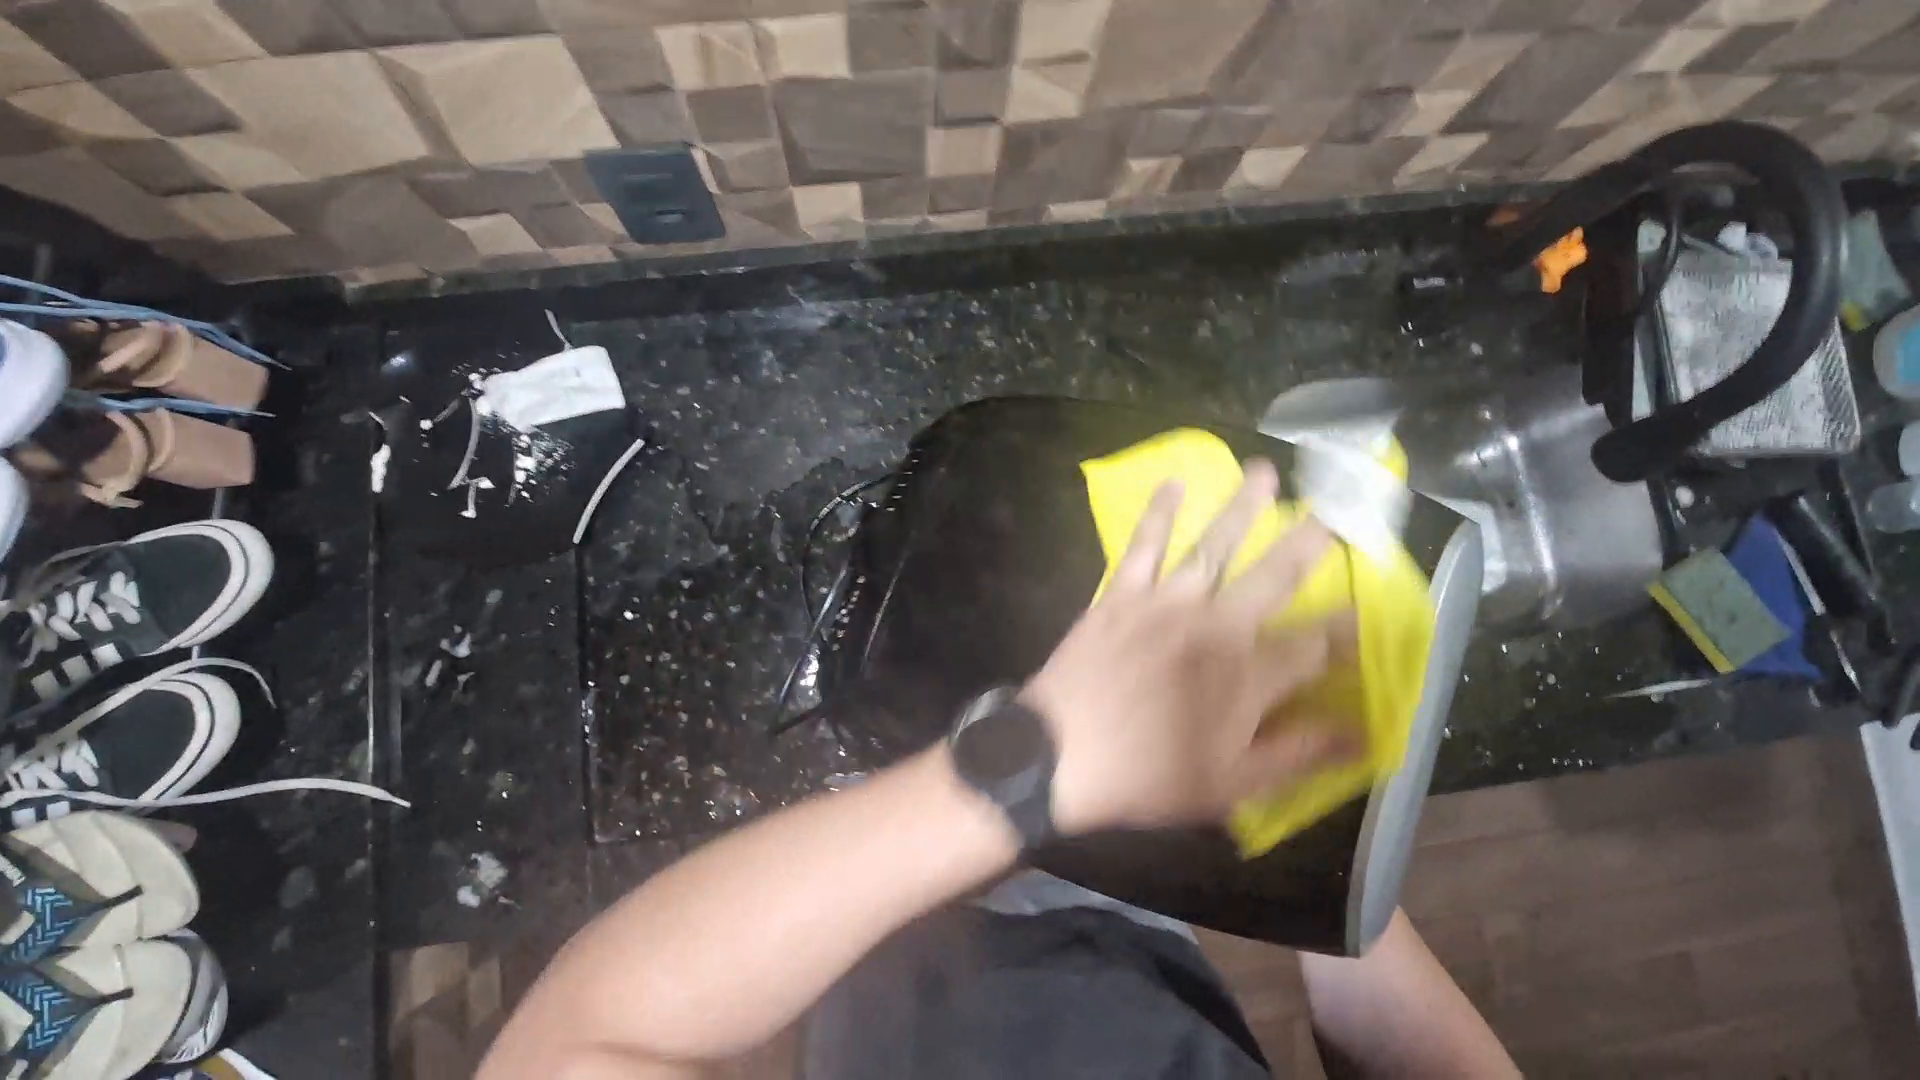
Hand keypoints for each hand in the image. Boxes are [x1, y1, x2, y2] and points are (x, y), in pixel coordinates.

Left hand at [1024, 459, 1360, 833]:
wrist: (1058, 756)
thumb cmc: (1147, 777)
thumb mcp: (1232, 784)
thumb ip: (1299, 754)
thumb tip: (1363, 734)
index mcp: (1247, 675)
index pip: (1314, 646)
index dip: (1345, 633)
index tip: (1367, 615)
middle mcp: (1214, 625)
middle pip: (1274, 576)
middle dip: (1311, 543)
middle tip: (1339, 511)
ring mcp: (1164, 602)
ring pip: (1213, 546)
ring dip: (1242, 507)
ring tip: (1267, 472)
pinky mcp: (1120, 595)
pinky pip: (1143, 545)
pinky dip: (1158, 513)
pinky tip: (1173, 483)